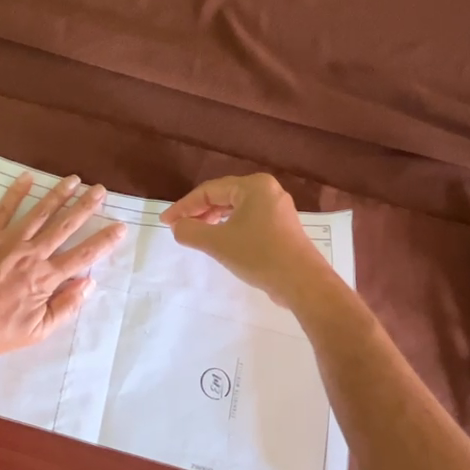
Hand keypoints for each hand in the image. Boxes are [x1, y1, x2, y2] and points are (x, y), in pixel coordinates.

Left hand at [0, 173, 126, 356]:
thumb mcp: (38, 330)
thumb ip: (65, 306)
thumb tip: (88, 283)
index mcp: (47, 278)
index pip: (83, 255)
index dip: (104, 240)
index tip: (120, 226)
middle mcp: (33, 254)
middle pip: (65, 226)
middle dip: (85, 206)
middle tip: (100, 189)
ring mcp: (9, 241)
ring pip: (39, 212)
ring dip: (58, 194)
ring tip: (74, 179)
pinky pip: (3, 210)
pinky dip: (16, 192)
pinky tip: (27, 177)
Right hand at [159, 174, 331, 299]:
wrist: (303, 283)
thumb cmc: (259, 255)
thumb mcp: (217, 243)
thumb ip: (190, 231)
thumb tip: (177, 227)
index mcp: (253, 186)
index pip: (209, 191)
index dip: (184, 206)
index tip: (166, 222)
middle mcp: (268, 191)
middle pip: (223, 196)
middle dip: (199, 212)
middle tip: (179, 227)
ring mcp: (278, 209)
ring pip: (236, 209)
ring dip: (213, 220)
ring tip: (196, 234)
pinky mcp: (283, 227)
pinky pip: (248, 220)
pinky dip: (230, 228)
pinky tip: (221, 241)